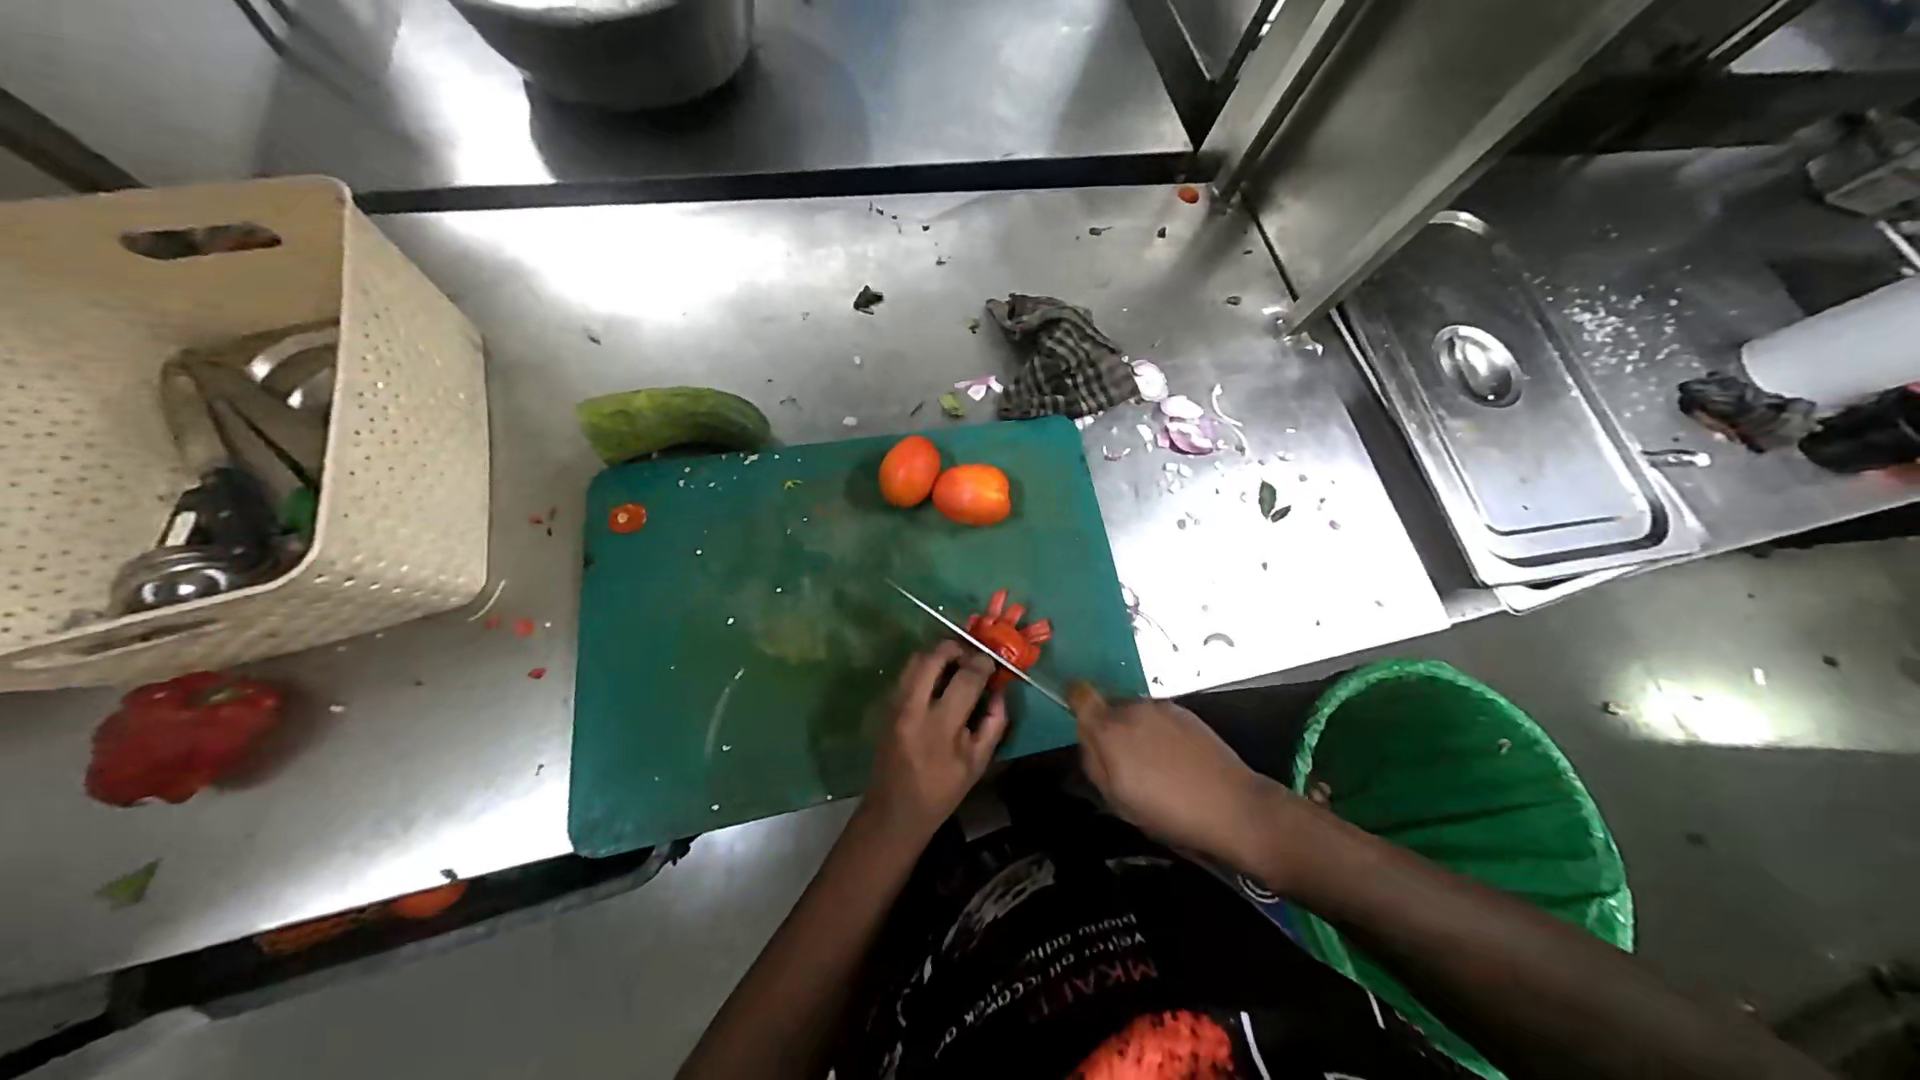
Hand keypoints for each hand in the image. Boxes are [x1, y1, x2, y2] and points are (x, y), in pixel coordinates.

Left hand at [865, 643, 1009, 836]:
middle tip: (972, 655)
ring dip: (938, 654)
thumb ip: (994, 722)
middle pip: (933, 656)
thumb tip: (999, 689)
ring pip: (915, 659)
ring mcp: (894, 705)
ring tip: (956, 664)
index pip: (966, 677)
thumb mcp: (978, 761)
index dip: (983, 663)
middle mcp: (913, 708)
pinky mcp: (885, 706)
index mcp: (940, 726)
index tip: (992, 662)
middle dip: (956, 647)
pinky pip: (906, 674)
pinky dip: (924, 668)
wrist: (895, 810)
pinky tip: (938, 680)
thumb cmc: (942, 790)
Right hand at [1071, 683, 1304, 879]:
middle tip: (1121, 762)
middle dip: (1108, 727)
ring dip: (1134, 730)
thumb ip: (1093, 762)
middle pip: (1107, 706)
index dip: (1076, 703)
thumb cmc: (1168, 812)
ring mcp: (1162, 708)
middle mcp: (1132, 709)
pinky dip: (1157, 732)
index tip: (1082, 722)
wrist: (1232, 807)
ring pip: (1134, 712)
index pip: (1080, 695)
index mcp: (1109, 729)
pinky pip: (1158, 717)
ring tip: (1152, 765)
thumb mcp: (1117, 800)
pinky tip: (1173, 761)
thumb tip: (1086, 738)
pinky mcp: (1186, 713)